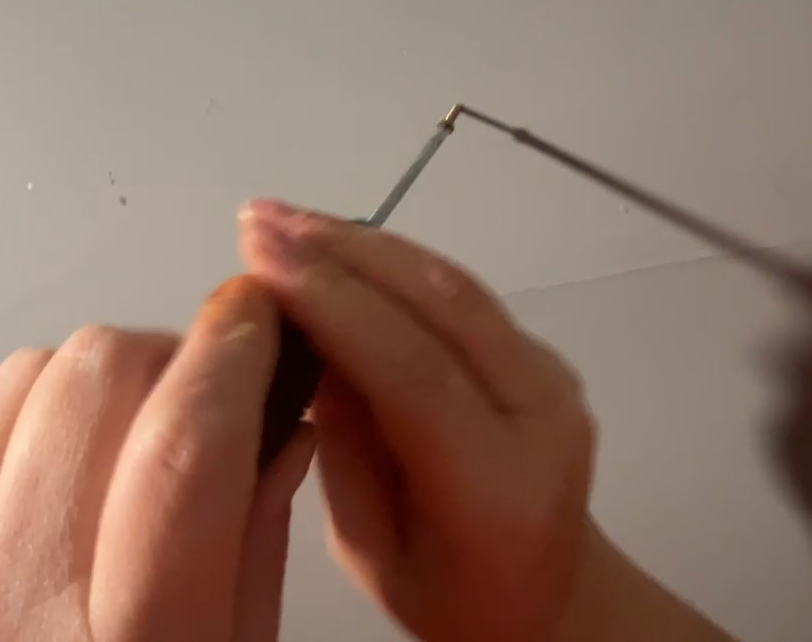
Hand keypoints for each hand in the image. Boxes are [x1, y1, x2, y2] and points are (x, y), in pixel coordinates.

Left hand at [0, 279, 315, 641]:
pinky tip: (73, 447)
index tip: (260, 313)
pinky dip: (39, 400)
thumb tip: (281, 424)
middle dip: (174, 351)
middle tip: (209, 386)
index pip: (185, 445)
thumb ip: (257, 542)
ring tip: (140, 420)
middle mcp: (11, 612)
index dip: (234, 352)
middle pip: (98, 378)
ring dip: (107, 372)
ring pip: (29, 377)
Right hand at [237, 200, 735, 641]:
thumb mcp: (369, 546)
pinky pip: (457, 290)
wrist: (548, 588)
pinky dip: (392, 259)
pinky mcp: (538, 347)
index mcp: (500, 485)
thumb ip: (342, 435)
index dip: (333, 300)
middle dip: (341, 249)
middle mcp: (542, 410)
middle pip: (438, 302)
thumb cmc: (449, 593)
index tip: (261, 254)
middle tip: (263, 218)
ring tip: (288, 218)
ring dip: (363, 239)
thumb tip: (304, 326)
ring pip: (450, 280)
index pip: (412, 369)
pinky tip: (341, 241)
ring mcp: (549, 369)